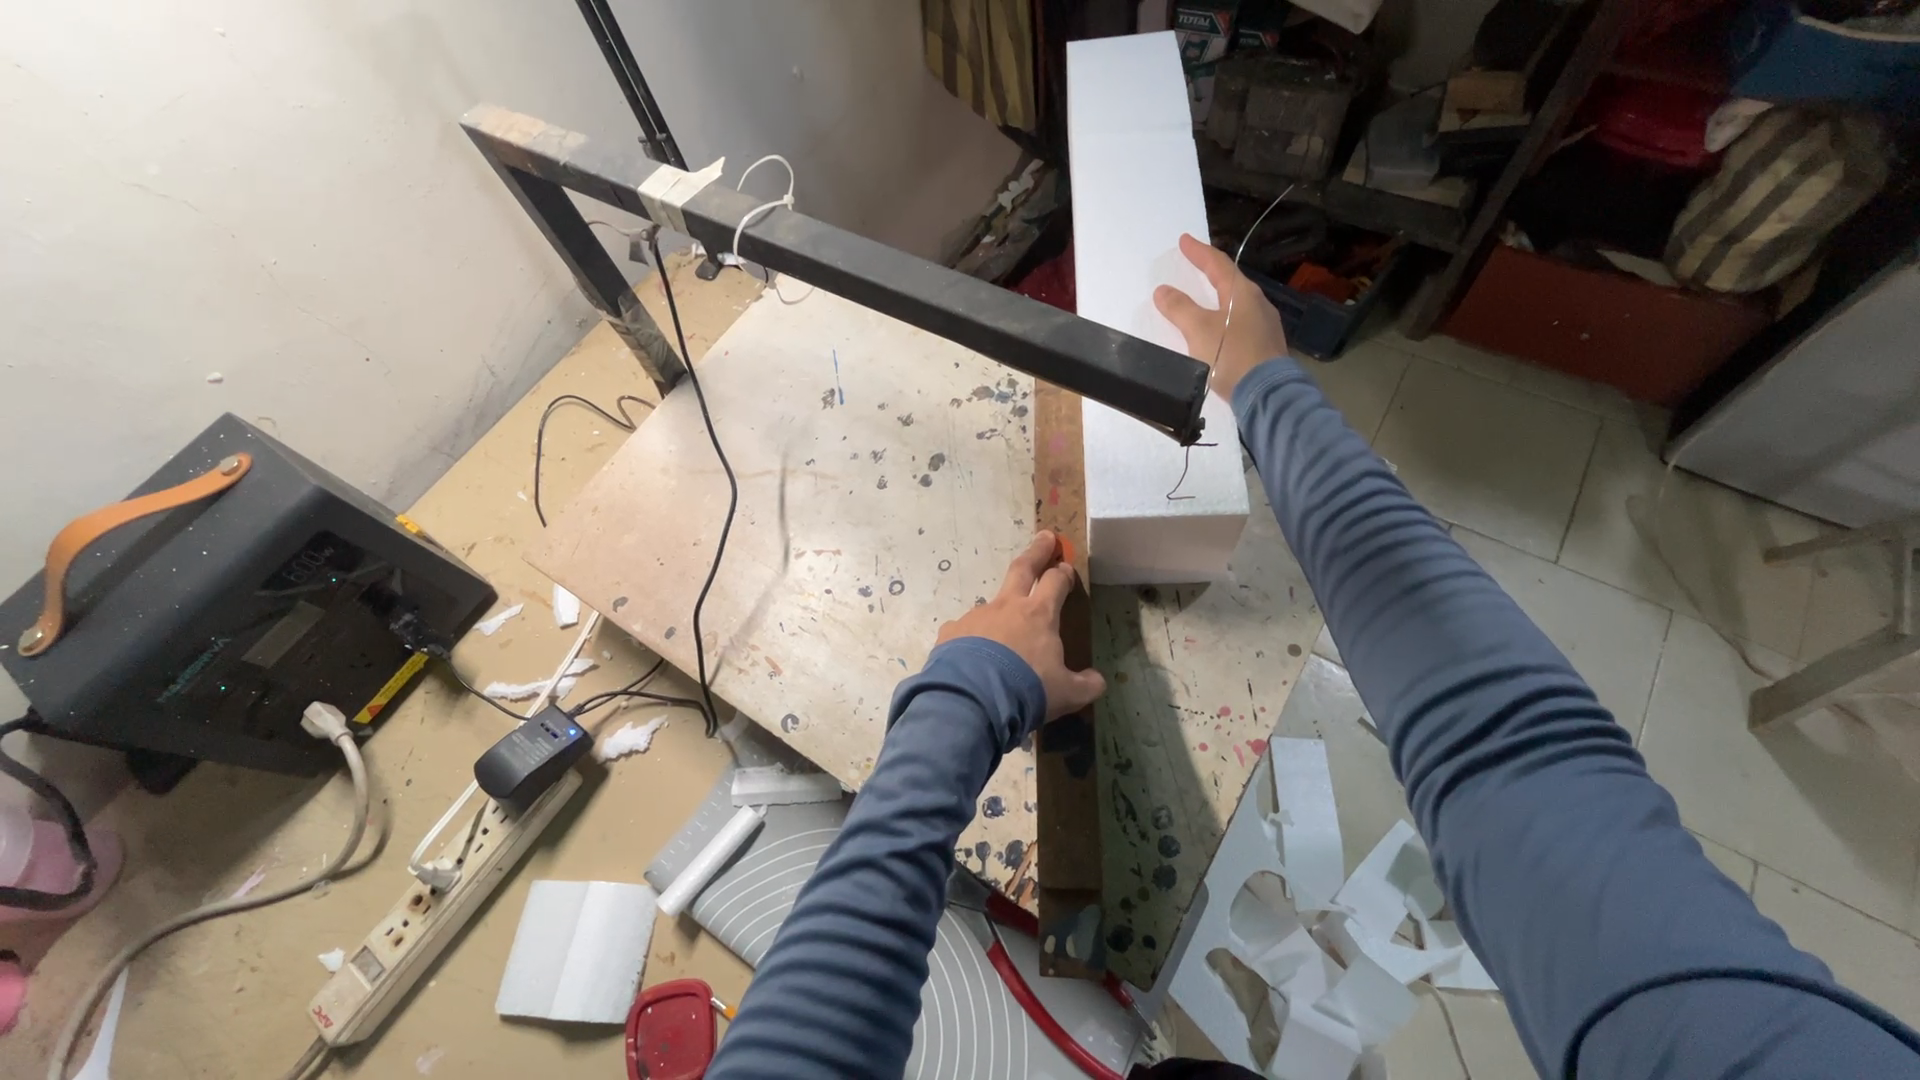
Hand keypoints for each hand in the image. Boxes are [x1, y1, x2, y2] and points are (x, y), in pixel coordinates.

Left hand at [937, 532, 1106, 720]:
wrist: (972, 700)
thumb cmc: (1027, 690)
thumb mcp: (1066, 694)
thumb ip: (1085, 685)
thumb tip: (1097, 681)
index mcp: (1039, 615)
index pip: (1055, 582)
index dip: (1063, 573)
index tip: (1066, 567)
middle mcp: (1007, 607)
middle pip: (1023, 569)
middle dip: (1036, 551)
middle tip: (1045, 536)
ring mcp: (976, 616)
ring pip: (991, 606)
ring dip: (1000, 613)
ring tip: (1001, 640)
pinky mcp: (951, 632)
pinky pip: (966, 631)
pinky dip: (972, 639)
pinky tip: (972, 657)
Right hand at [1153, 233, 1289, 401]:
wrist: (1266, 393)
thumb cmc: (1230, 355)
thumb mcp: (1198, 330)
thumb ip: (1180, 308)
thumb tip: (1163, 291)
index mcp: (1242, 293)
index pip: (1218, 265)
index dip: (1199, 252)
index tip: (1184, 240)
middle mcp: (1257, 304)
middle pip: (1232, 281)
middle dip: (1212, 273)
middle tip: (1196, 265)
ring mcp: (1265, 326)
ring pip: (1238, 303)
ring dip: (1219, 297)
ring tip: (1205, 297)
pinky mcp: (1265, 347)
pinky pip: (1241, 323)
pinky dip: (1225, 319)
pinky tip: (1220, 329)